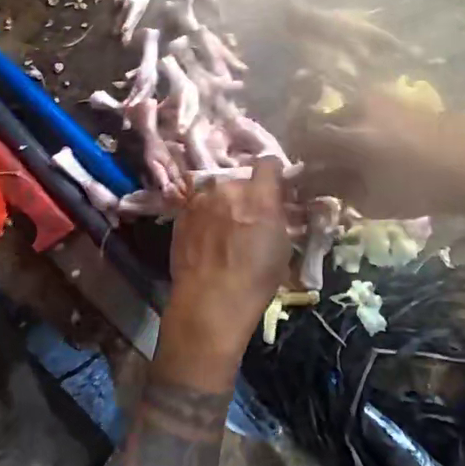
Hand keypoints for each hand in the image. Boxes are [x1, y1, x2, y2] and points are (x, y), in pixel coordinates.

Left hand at [162, 156, 291, 370]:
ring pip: (217, 192)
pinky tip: (208, 237)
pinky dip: (205, 214)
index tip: (276, 189)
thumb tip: (276, 207)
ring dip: (225, 202)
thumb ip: (278, 216)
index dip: (274, 174)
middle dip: (248, 192)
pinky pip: (198, 205)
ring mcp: (201, 201)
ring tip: (226, 227)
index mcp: (259, 194)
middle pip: (241, 179)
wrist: (210, 302)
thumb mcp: (283, 245)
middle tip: (251, 215)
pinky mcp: (181, 216)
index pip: (268, 163)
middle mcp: (228, 189)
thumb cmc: (256, 278)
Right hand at [295, 91, 464, 218]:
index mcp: (347, 134)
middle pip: (321, 122)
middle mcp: (358, 107)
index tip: (300, 178)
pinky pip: (365, 111)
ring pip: (343, 114)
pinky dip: (359, 127)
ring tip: (352, 162)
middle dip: (315, 145)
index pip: (303, 140)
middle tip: (324, 171)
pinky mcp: (398, 99)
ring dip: (338, 134)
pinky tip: (375, 149)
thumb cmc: (419, 190)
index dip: (297, 160)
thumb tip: (307, 182)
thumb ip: (332, 187)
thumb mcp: (369, 200)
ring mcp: (380, 99)